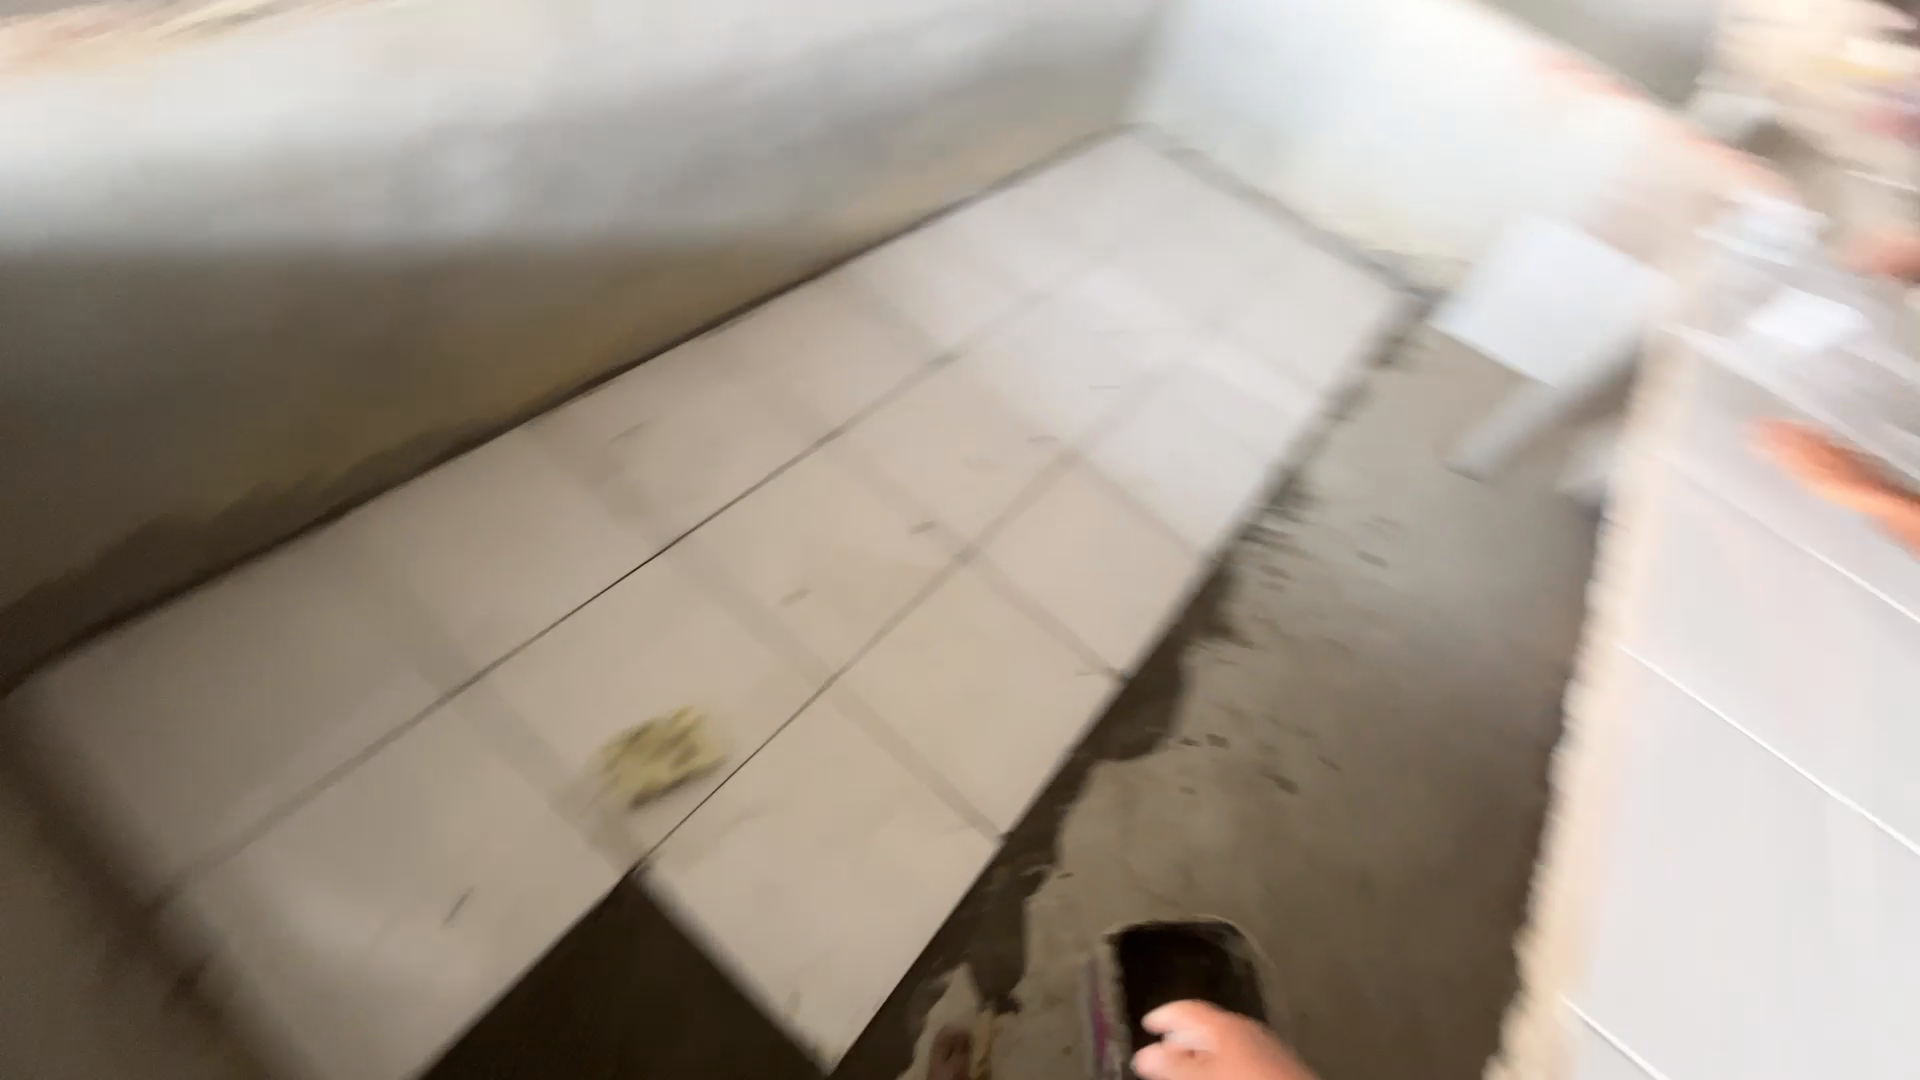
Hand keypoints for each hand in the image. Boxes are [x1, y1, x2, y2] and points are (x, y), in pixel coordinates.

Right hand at [1130, 1001, 1316, 1079]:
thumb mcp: (1202, 1076)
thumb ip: (1172, 1065)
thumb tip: (1142, 1054)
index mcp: (1224, 1024)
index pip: (1187, 1009)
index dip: (1165, 1015)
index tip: (1149, 1023)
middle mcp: (1244, 1027)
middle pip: (1206, 1025)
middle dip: (1183, 1036)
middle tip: (1164, 1048)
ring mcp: (1264, 1046)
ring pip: (1224, 1042)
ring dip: (1203, 1051)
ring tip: (1189, 1068)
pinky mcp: (1279, 1066)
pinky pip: (1240, 1056)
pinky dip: (1222, 1061)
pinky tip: (1220, 1074)